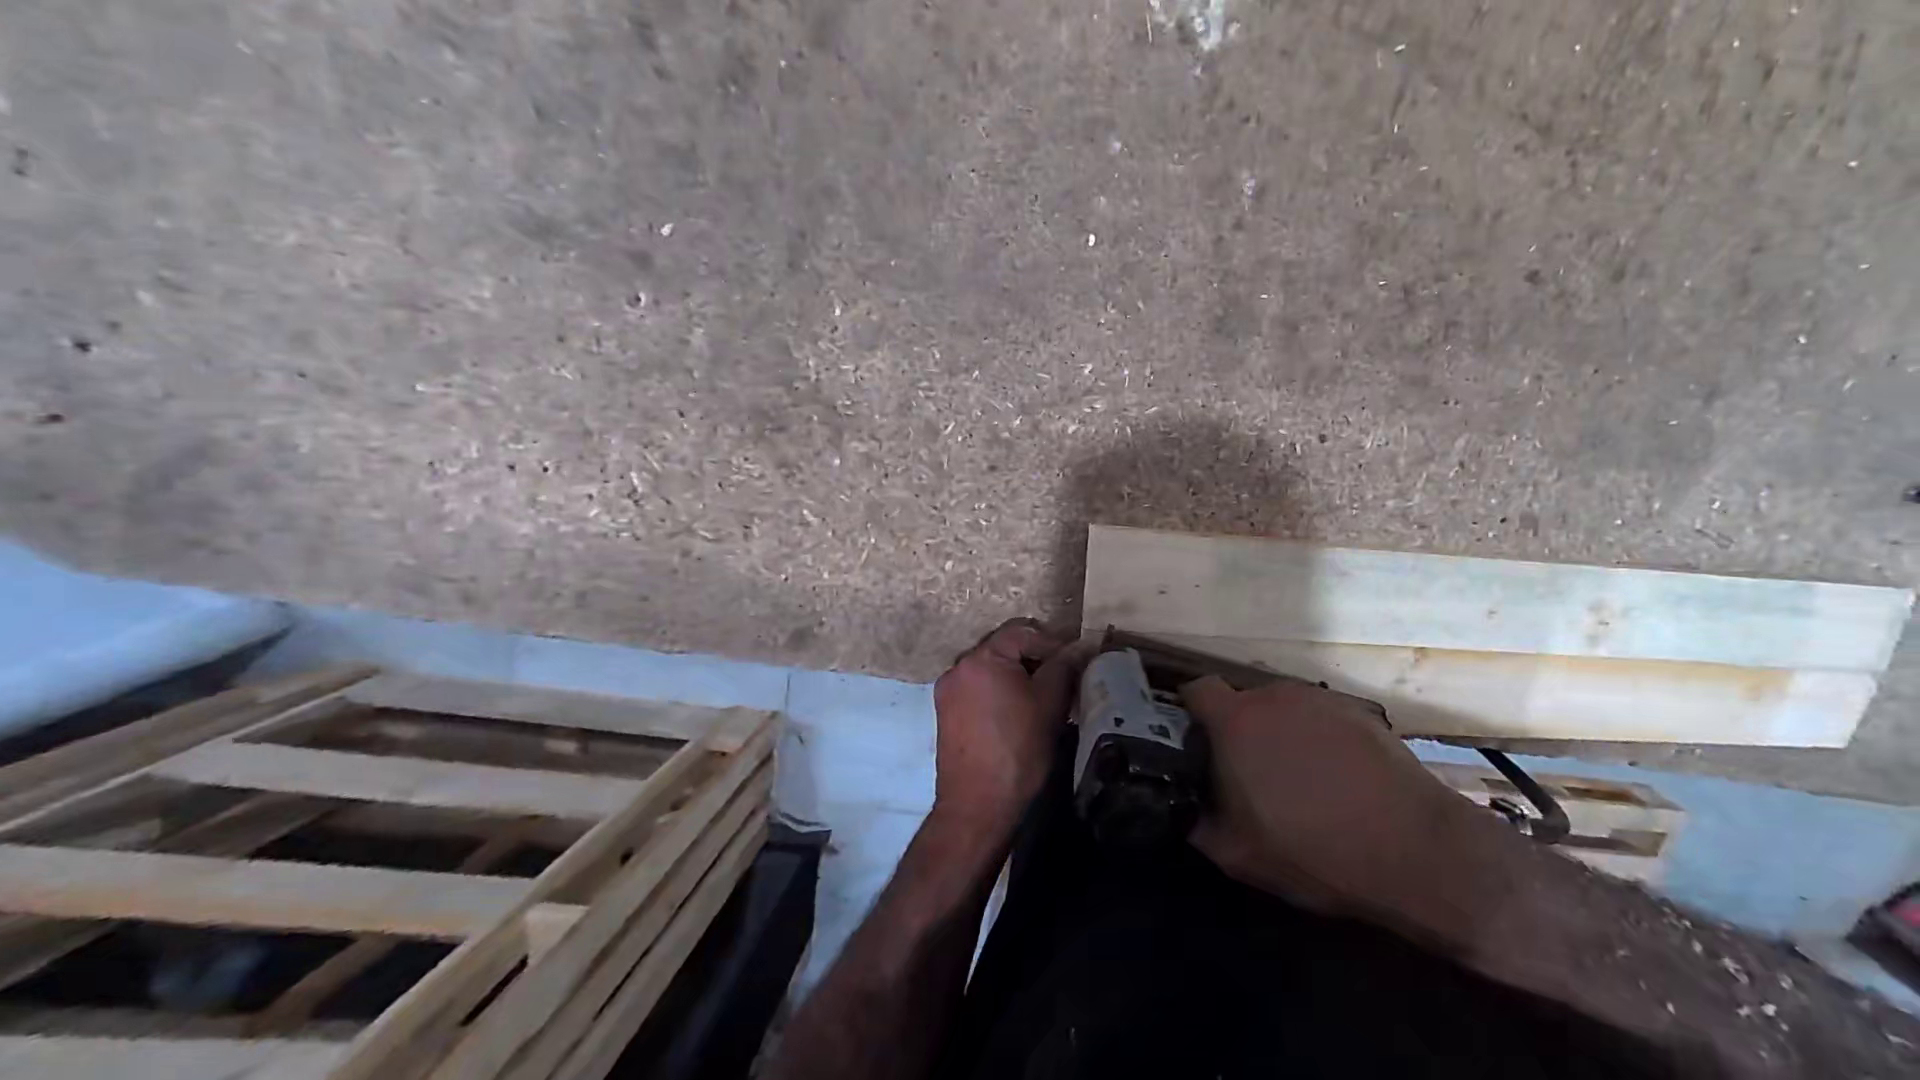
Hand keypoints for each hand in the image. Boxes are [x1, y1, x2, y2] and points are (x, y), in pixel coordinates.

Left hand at [930, 619, 1088, 835]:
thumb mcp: (1049, 704)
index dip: (1053, 644)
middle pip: (1002, 648)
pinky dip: (998, 693)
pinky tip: (1017, 713)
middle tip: (1062, 679)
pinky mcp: (946, 713)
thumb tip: (1080, 646)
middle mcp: (958, 668)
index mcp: (981, 659)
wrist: (978, 804)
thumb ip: (1064, 667)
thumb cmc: (1018, 750)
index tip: (1076, 664)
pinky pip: (977, 690)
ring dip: (1016, 676)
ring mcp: (948, 691)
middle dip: (1034, 659)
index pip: (1022, 632)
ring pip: (989, 670)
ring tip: (1042, 697)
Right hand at [1182, 675, 1502, 930]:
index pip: (1196, 689)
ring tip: (1298, 778)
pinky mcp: (1361, 712)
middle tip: (1248, 773)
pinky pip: (1320, 718)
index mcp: (1236, 722)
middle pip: (1241, 700)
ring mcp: (1321, 702)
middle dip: (1238, 729)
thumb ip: (1196, 823)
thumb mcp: (1238, 855)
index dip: (1191, 711)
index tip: (1197, 741)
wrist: (1421, 852)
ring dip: (1278, 733)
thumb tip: (1182, 808)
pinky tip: (1337, 779)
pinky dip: (1318, 739)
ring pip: (1282, 709)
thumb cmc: (1317, 851)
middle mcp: (1274, 698)